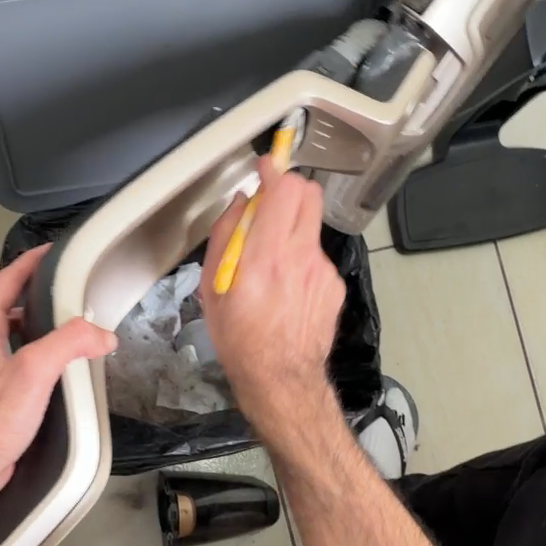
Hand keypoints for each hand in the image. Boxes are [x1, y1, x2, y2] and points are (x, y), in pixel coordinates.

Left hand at [0, 245, 115, 502]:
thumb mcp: (34, 372)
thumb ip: (69, 344)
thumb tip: (102, 334)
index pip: (4, 284)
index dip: (28, 264)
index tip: (49, 252)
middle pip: (6, 311)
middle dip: (36, 300)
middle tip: (66, 298)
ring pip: (10, 342)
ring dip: (36, 334)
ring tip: (67, 336)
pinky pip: (14, 370)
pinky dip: (35, 364)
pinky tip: (55, 380)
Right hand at [201, 159, 345, 439]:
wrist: (280, 378)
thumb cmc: (240, 338)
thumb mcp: (212, 289)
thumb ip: (225, 238)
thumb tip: (240, 205)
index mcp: (266, 256)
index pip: (283, 190)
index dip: (274, 171)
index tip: (265, 168)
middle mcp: (300, 257)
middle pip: (309, 195)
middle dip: (290, 190)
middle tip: (271, 205)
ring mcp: (322, 271)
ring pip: (312, 227)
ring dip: (292, 230)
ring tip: (272, 264)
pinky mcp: (334, 285)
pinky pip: (317, 257)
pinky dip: (302, 261)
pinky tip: (288, 289)